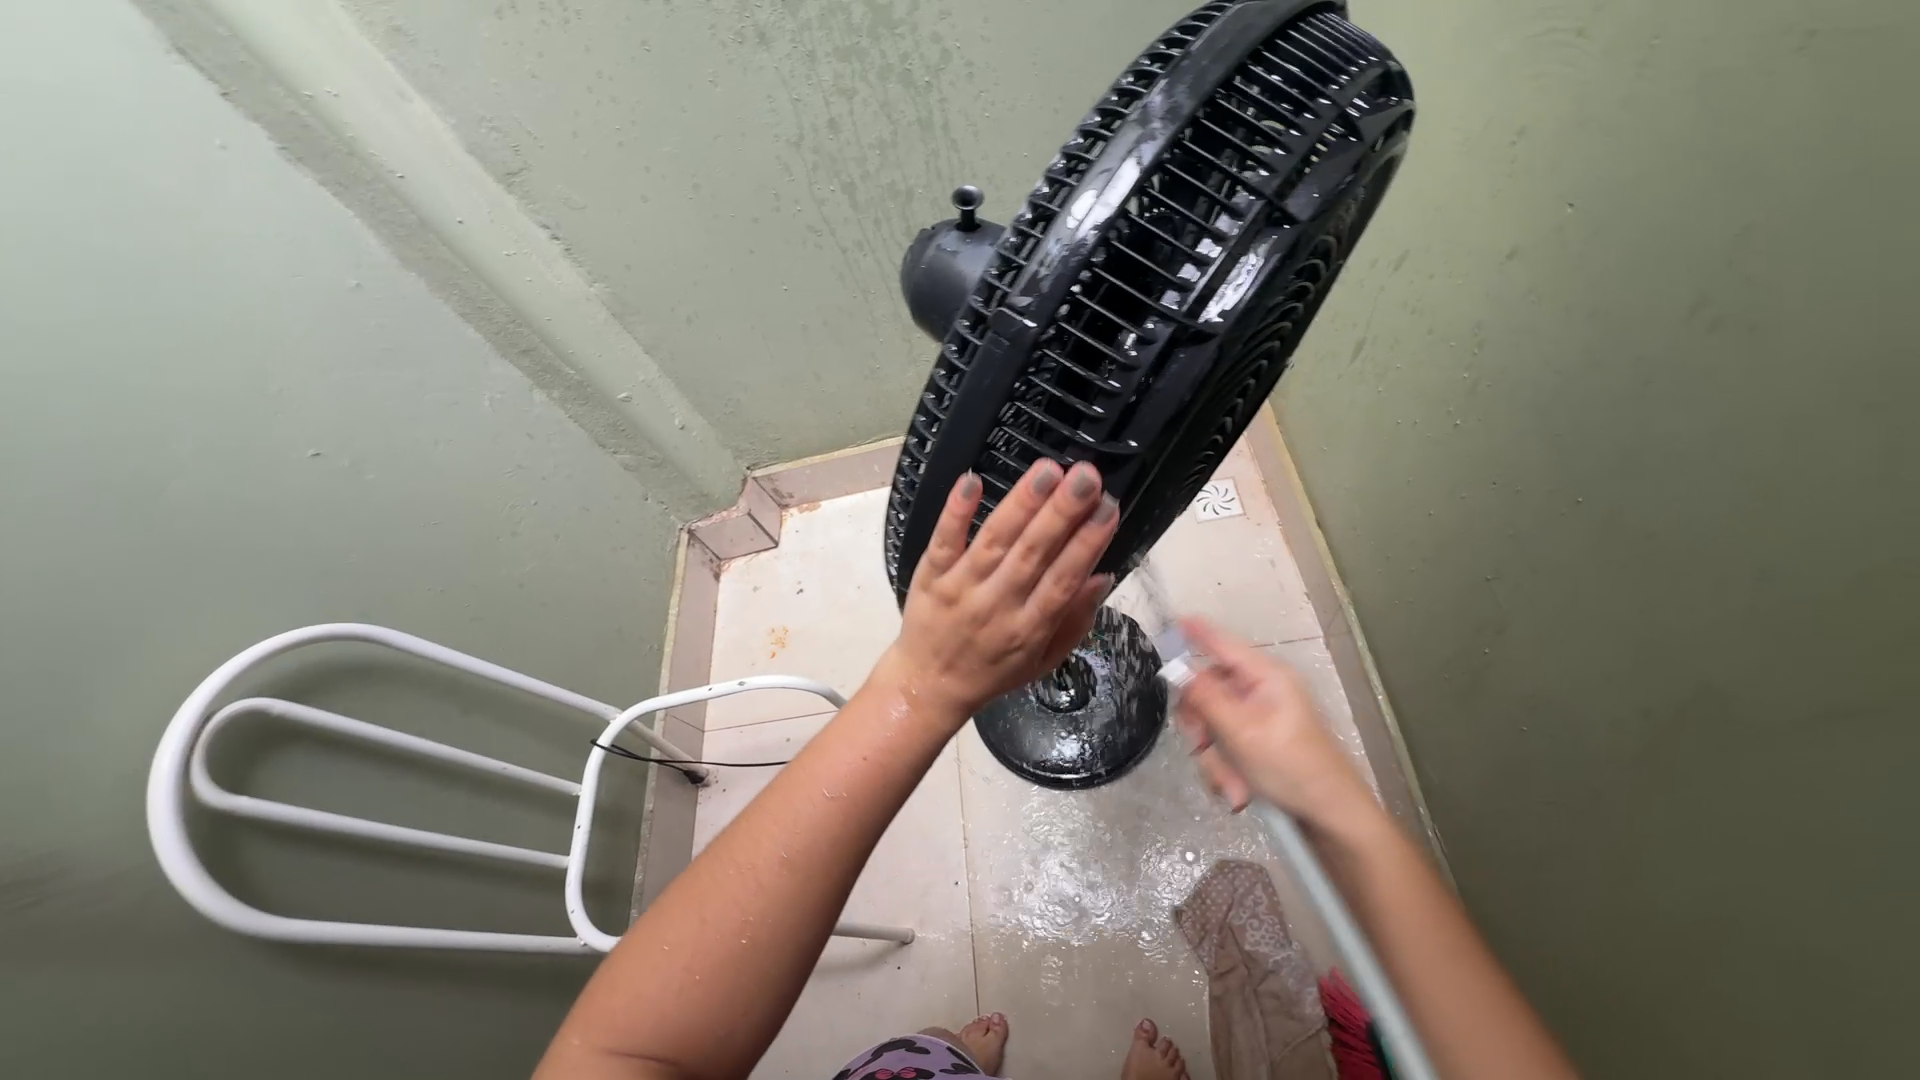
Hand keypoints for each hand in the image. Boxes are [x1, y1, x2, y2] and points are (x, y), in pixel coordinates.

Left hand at [882, 458, 1118, 723]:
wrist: (927, 686)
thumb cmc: (993, 671)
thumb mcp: (1044, 661)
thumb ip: (1075, 621)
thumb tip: (1103, 575)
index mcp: (1029, 628)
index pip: (1063, 580)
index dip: (1087, 543)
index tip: (1109, 507)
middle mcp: (996, 604)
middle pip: (1032, 553)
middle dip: (1062, 512)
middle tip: (1087, 475)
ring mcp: (960, 587)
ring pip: (994, 540)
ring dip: (1021, 502)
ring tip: (1048, 470)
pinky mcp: (929, 575)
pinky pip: (943, 540)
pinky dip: (957, 511)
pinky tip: (972, 480)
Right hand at [1173, 617, 1373, 824]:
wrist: (1331, 815)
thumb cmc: (1292, 767)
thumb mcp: (1242, 732)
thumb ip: (1206, 698)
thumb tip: (1177, 669)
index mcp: (1265, 677)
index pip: (1223, 643)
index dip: (1197, 632)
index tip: (1174, 621)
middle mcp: (1260, 691)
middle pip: (1207, 690)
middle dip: (1200, 725)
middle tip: (1199, 745)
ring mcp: (1258, 718)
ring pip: (1211, 725)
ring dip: (1213, 757)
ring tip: (1232, 785)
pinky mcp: (1256, 742)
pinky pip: (1223, 746)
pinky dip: (1224, 769)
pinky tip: (1238, 790)